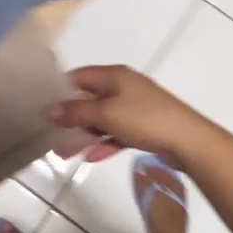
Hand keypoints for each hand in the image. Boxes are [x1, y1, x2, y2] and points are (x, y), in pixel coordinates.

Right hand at [49, 65, 217, 166]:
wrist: (188, 140)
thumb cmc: (144, 119)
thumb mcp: (106, 114)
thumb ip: (76, 111)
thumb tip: (50, 109)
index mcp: (115, 76)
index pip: (79, 76)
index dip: (60, 90)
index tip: (44, 107)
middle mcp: (124, 87)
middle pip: (90, 99)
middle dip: (71, 118)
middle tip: (52, 136)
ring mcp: (135, 107)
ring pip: (103, 119)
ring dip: (85, 134)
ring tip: (65, 153)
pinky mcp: (144, 126)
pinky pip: (117, 132)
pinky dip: (105, 142)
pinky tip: (92, 157)